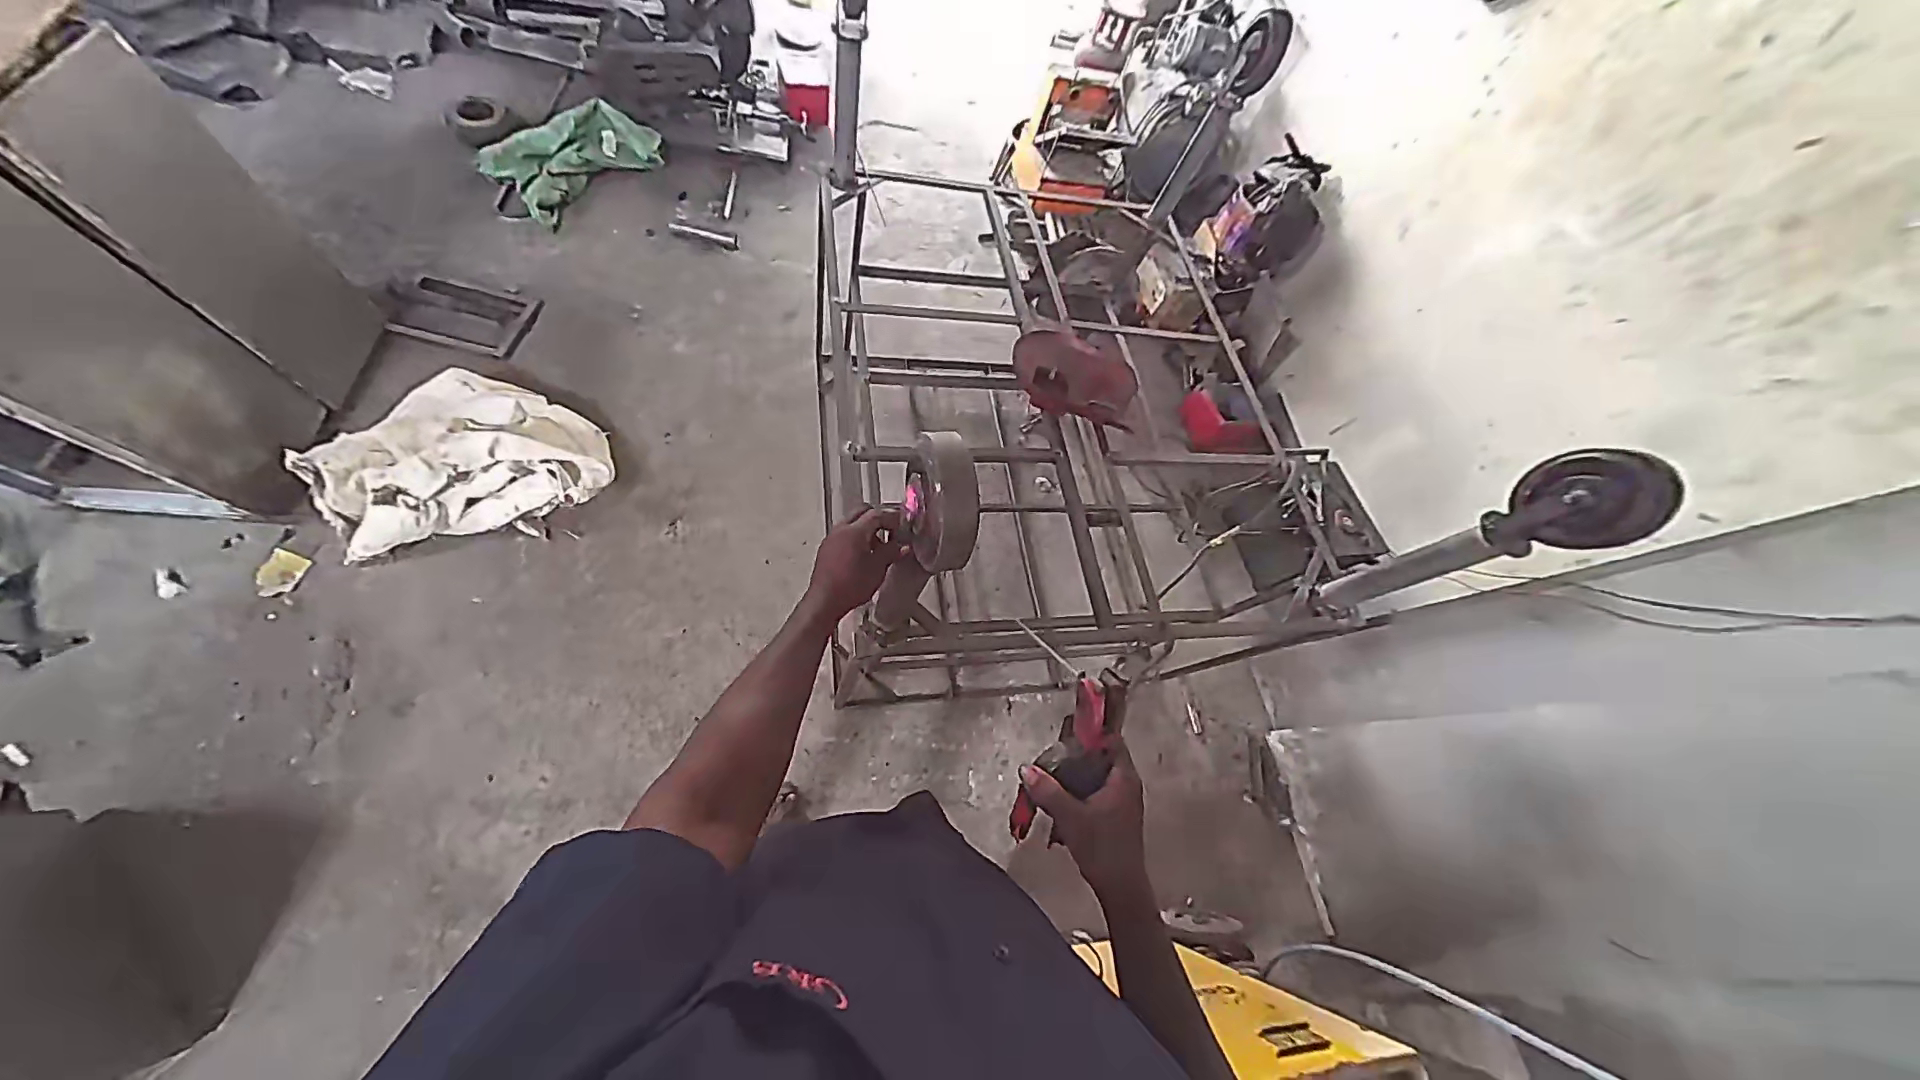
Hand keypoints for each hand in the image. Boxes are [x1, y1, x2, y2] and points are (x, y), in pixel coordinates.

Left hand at [802, 506, 908, 622]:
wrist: (826, 601)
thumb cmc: (849, 586)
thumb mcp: (878, 567)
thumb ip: (892, 552)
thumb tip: (900, 547)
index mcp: (855, 531)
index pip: (877, 514)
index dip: (892, 518)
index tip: (901, 524)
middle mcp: (840, 531)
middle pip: (862, 512)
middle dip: (879, 518)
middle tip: (891, 530)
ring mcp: (831, 539)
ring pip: (852, 523)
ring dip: (867, 529)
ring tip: (879, 545)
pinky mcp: (826, 550)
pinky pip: (843, 535)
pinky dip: (856, 538)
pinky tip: (864, 555)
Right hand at [1020, 737, 1149, 903]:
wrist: (1120, 888)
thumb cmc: (1101, 848)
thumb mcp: (1070, 816)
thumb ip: (1048, 790)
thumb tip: (1026, 769)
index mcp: (1123, 777)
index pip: (1111, 740)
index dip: (1090, 734)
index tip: (1067, 735)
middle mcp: (1127, 784)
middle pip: (1101, 756)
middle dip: (1076, 756)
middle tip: (1052, 758)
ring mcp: (1123, 800)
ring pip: (1097, 775)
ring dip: (1075, 775)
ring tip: (1052, 778)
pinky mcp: (1115, 814)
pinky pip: (1096, 790)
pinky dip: (1080, 790)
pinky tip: (1061, 799)